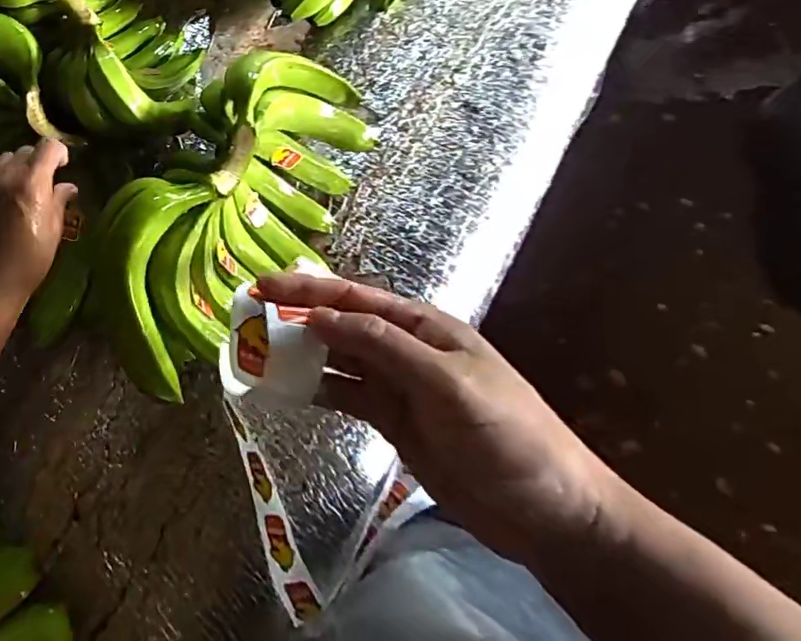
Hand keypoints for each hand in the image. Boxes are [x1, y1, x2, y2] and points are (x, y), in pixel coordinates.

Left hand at [0, 139, 77, 311]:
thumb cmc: (32, 256)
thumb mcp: (55, 228)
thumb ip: (60, 199)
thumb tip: (68, 185)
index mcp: (34, 182)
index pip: (48, 146)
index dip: (59, 152)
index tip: (62, 165)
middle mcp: (9, 175)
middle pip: (27, 150)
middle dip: (39, 160)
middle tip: (43, 178)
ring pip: (6, 158)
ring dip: (17, 165)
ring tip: (21, 184)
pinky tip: (1, 190)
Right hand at [255, 272, 625, 569]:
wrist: (551, 513)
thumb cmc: (508, 434)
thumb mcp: (448, 384)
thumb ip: (384, 346)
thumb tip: (320, 316)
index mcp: (422, 326)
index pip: (354, 298)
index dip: (307, 289)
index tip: (263, 286)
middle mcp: (405, 347)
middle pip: (341, 323)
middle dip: (296, 313)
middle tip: (249, 311)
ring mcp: (397, 385)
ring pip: (338, 358)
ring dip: (301, 351)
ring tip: (258, 347)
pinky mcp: (393, 420)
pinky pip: (346, 395)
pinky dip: (317, 389)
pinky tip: (289, 388)